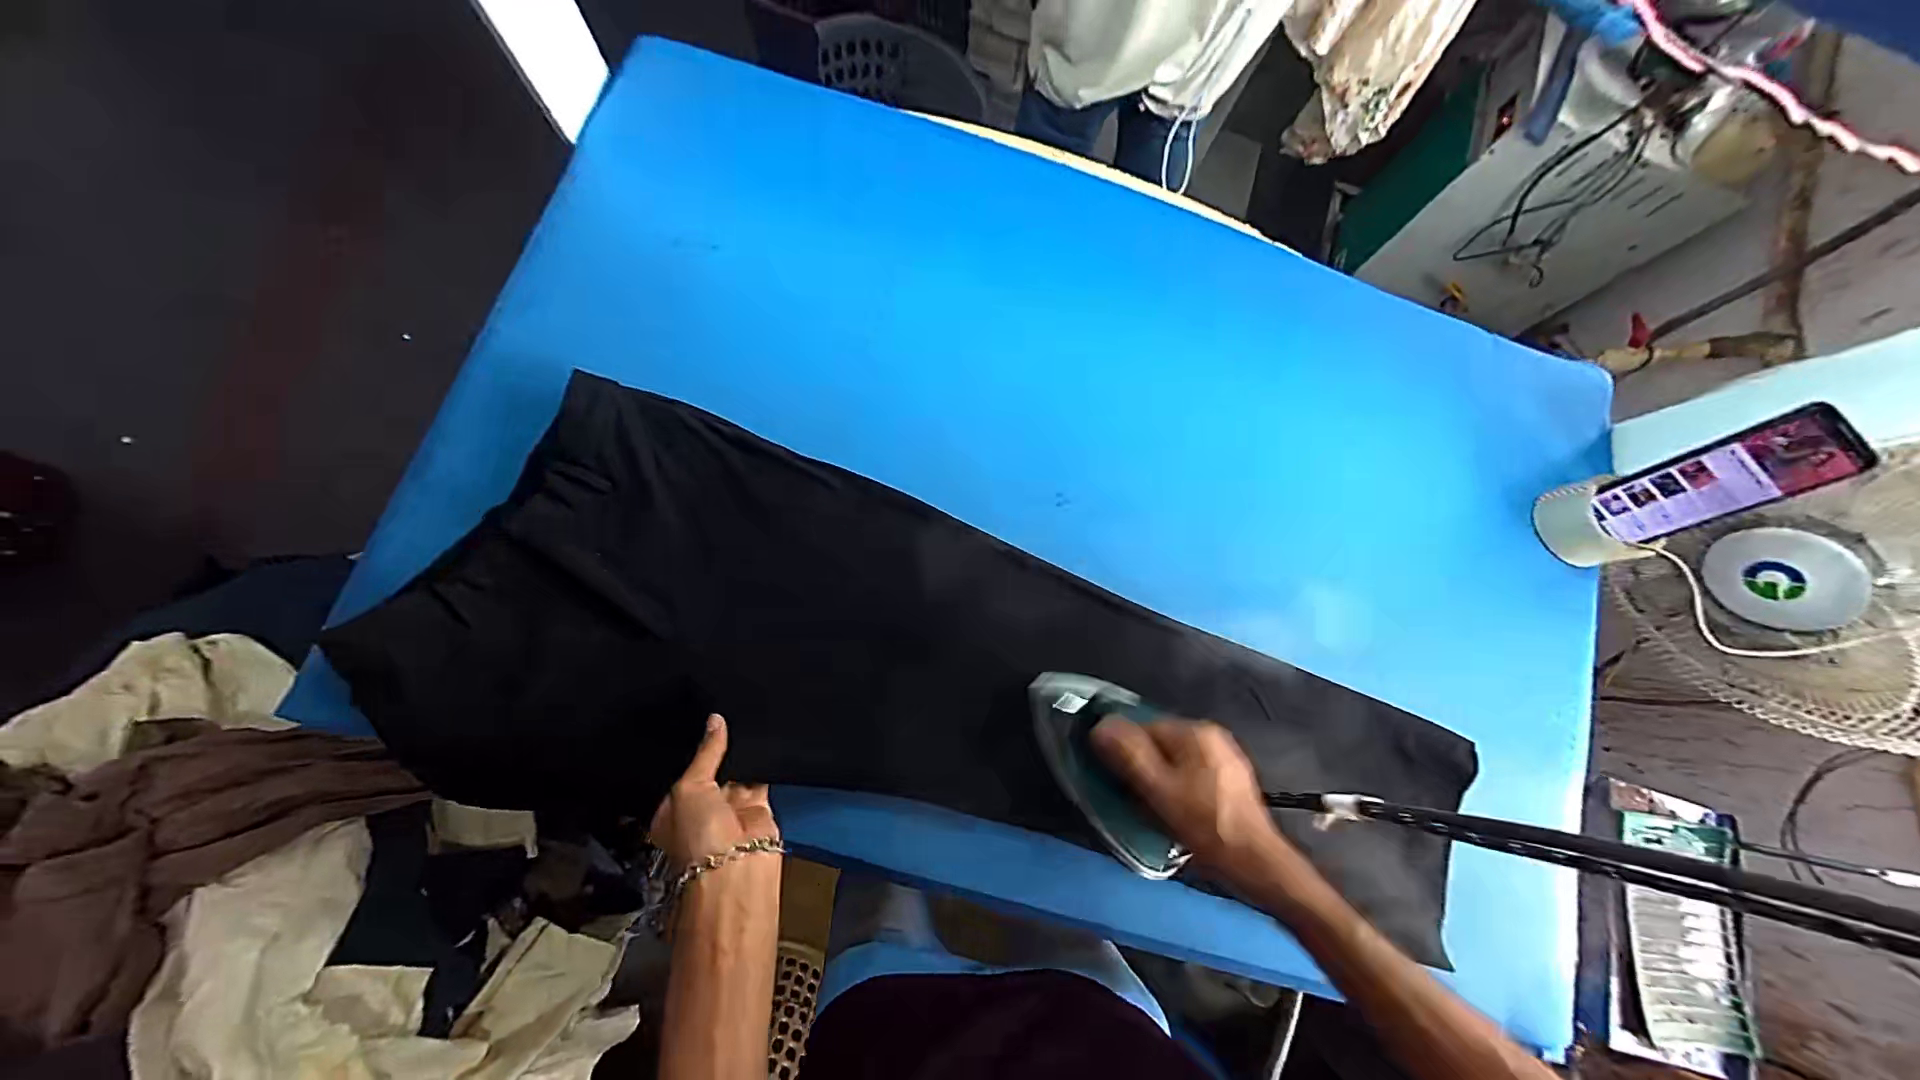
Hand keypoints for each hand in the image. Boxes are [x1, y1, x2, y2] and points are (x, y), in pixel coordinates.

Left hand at [649, 714, 778, 870]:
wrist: (734, 868)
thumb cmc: (696, 839)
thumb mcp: (689, 786)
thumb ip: (706, 752)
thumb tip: (715, 721)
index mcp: (673, 810)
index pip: (683, 772)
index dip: (692, 750)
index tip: (701, 723)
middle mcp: (702, 811)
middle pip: (712, 771)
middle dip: (719, 752)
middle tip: (723, 724)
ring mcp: (731, 811)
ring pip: (737, 773)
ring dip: (742, 758)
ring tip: (743, 730)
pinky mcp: (758, 809)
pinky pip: (760, 779)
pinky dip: (762, 765)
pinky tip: (761, 745)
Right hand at [1090, 716, 1289, 876]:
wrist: (1255, 862)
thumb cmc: (1205, 825)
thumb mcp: (1158, 790)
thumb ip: (1128, 754)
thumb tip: (1101, 726)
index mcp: (1195, 730)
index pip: (1142, 727)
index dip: (1126, 754)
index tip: (1121, 781)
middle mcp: (1211, 735)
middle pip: (1158, 743)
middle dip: (1145, 768)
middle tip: (1141, 799)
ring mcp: (1223, 756)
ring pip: (1173, 760)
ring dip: (1160, 779)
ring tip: (1159, 809)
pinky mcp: (1229, 777)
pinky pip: (1190, 773)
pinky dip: (1178, 787)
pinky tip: (1179, 811)